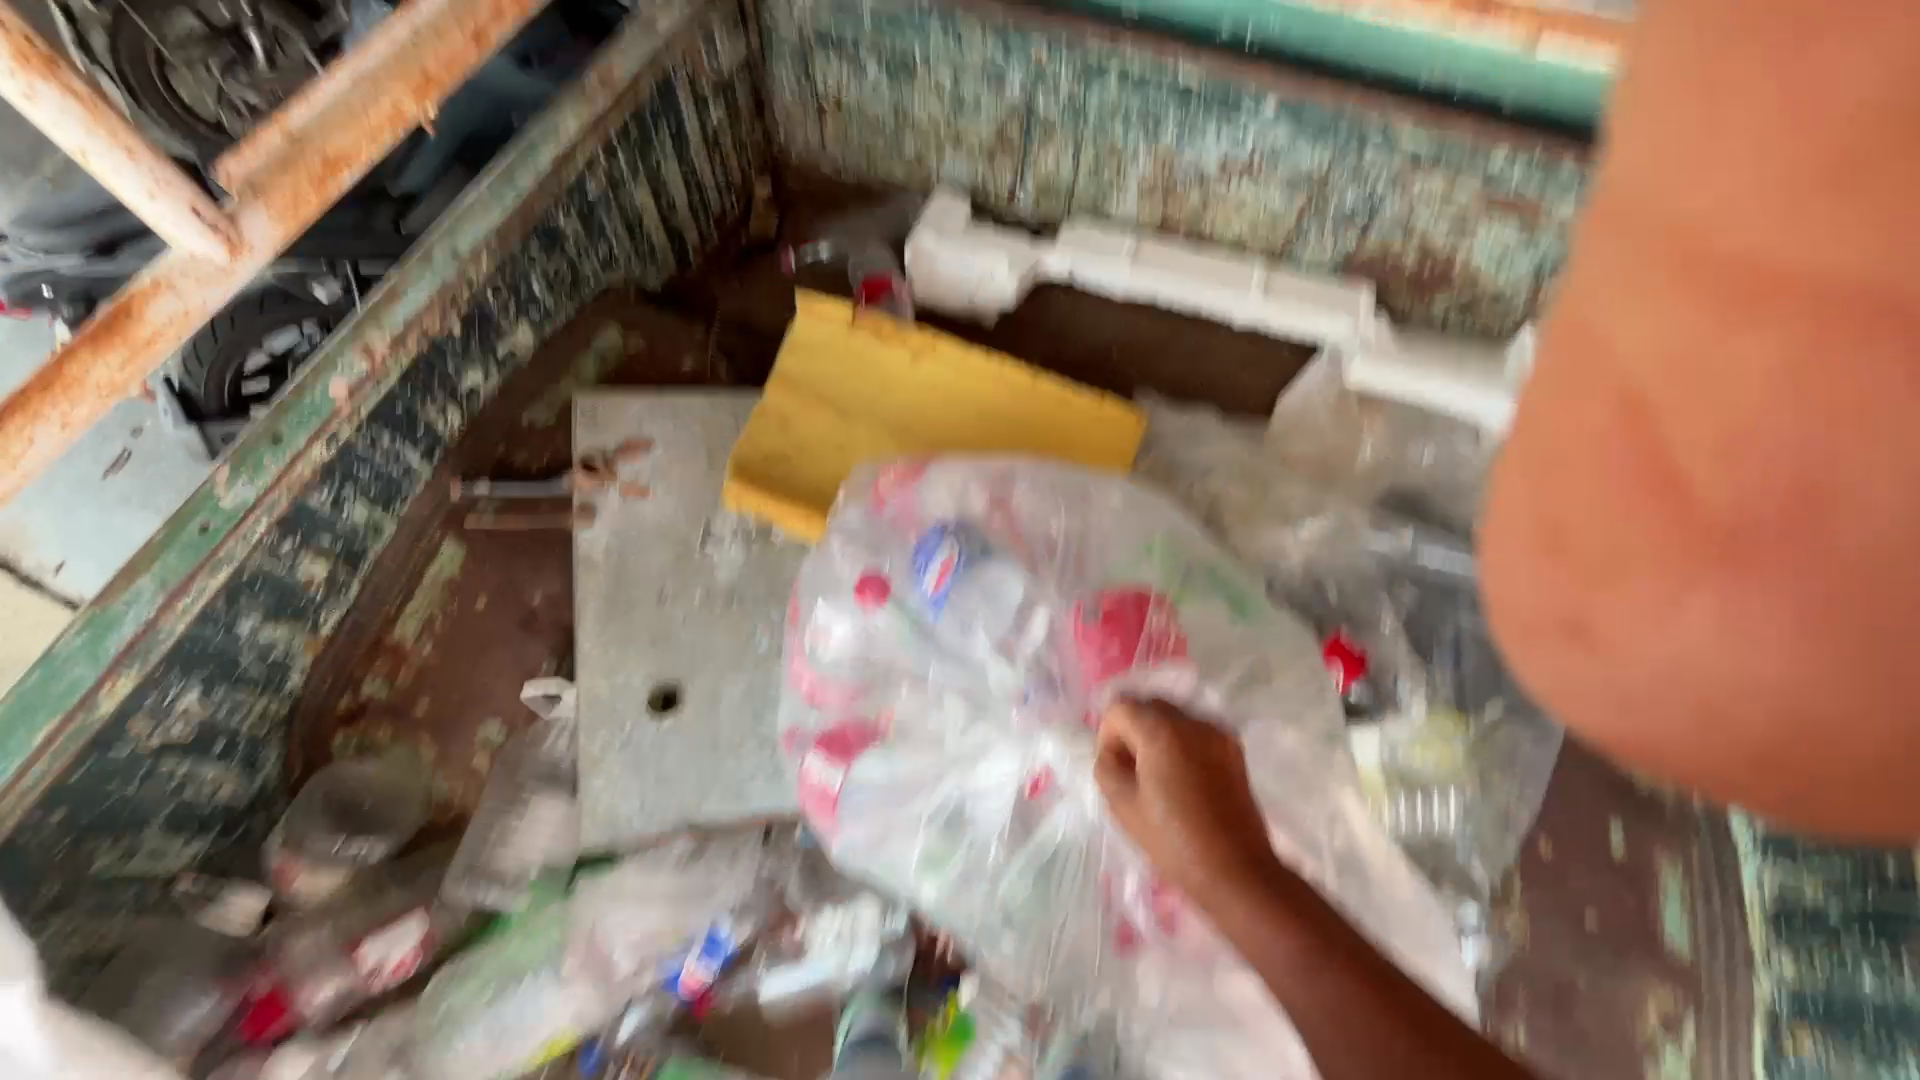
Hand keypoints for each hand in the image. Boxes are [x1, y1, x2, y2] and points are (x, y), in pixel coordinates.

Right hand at [1094, 698, 1280, 900]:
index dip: (1108, 736)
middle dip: (1133, 731)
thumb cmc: (1173, 841)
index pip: (1121, 709)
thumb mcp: (1122, 805)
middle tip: (1131, 772)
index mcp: (1162, 731)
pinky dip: (1182, 746)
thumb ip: (1107, 766)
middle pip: (1149, 707)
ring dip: (1158, 737)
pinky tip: (1183, 782)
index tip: (1113, 768)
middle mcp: (1193, 722)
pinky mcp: (1235, 751)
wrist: (1236, 872)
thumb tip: (1113, 752)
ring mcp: (1218, 734)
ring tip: (1158, 778)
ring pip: (1174, 718)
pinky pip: (1196, 734)